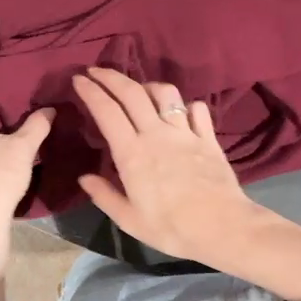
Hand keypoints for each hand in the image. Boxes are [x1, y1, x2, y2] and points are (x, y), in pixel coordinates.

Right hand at [73, 68, 270, 264]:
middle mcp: (157, 134)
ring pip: (165, 93)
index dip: (91, 91)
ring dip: (147, 85)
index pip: (107, 111)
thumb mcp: (129, 220)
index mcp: (132, 154)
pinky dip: (184, 105)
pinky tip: (179, 112)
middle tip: (97, 71)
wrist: (222, 227)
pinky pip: (196, 109)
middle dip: (111, 77)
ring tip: (139, 91)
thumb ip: (105, 195)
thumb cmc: (171, 228)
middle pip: (132, 93)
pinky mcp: (208, 138)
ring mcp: (185, 133)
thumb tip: (85, 178)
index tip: (78, 80)